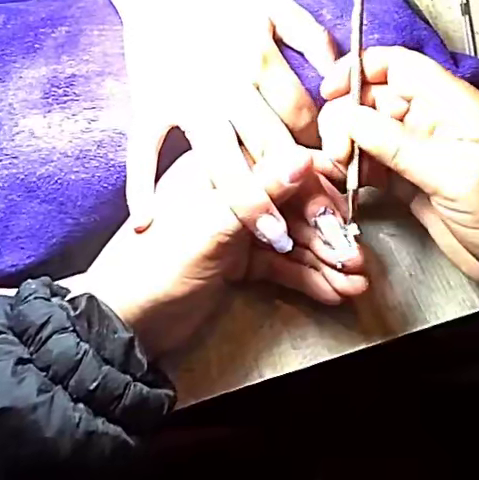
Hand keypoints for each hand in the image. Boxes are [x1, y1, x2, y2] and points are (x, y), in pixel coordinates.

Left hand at [79, 145, 366, 359]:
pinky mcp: (236, 260)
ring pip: (288, 236)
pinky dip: (307, 277)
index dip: (312, 182)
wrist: (123, 322)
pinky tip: (333, 290)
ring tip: (354, 280)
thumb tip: (301, 157)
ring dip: (322, 258)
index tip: (345, 200)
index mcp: (211, 169)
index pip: (272, 163)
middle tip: (355, 253)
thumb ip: (256, 192)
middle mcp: (226, 192)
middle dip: (325, 229)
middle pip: (287, 202)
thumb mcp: (208, 228)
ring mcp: (233, 227)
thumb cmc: (154, 266)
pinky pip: (280, 264)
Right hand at [114, 0, 337, 252]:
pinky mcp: (150, 107)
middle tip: (331, 230)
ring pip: (220, 162)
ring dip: (248, 204)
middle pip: (272, 148)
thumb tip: (341, 80)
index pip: (302, 117)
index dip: (325, 150)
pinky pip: (143, 151)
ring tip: (273, 238)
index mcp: (259, 58)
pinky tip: (146, 222)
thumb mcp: (276, 6)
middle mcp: (225, 85)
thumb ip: (315, 38)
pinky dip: (140, 186)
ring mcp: (185, 100)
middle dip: (305, 191)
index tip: (335, 178)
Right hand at [317, 47, 478, 323]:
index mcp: (452, 105)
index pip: (398, 65)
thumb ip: (397, 143)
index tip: (329, 90)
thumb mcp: (457, 175)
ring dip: (345, 144)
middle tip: (334, 150)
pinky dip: (353, 168)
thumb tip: (344, 115)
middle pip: (373, 98)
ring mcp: (419, 151)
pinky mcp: (410, 181)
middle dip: (345, 116)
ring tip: (337, 168)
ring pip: (365, 130)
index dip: (360, 68)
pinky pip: (370, 162)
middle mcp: (431, 120)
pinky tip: (344, 180)